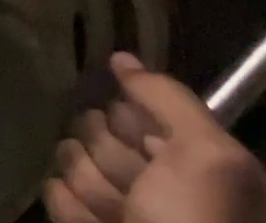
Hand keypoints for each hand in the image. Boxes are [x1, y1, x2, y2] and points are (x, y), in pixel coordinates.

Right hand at [45, 53, 265, 222]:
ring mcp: (118, 208)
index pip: (139, 108)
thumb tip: (121, 58)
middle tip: (133, 186)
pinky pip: (55, 192)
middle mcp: (158, 182)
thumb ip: (170, 99)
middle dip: (106, 150)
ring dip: (88, 181)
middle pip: (100, 130)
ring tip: (116, 214)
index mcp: (197, 164)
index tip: (142, 139)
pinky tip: (93, 221)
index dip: (132, 117)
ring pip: (72, 158)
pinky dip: (71, 207)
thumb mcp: (210, 158)